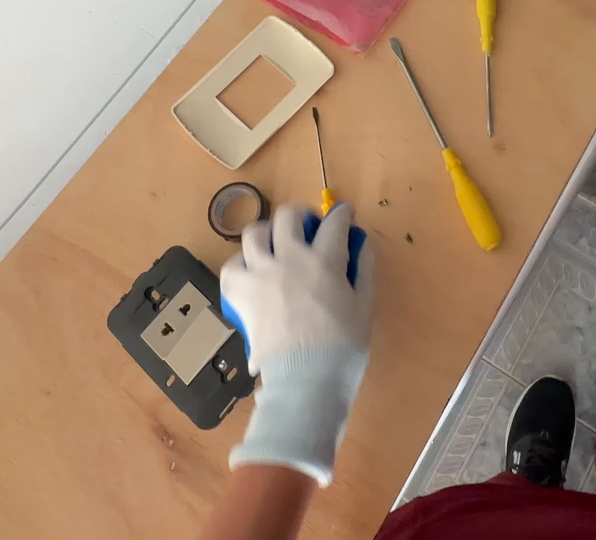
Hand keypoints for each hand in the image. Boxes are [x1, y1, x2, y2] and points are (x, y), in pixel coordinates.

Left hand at [220, 203, 375, 485]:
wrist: (305, 381)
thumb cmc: (341, 345)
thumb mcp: (364, 305)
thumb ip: (363, 270)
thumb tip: (361, 245)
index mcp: (324, 259)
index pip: (335, 221)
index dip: (342, 214)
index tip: (344, 216)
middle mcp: (290, 257)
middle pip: (288, 216)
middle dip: (300, 217)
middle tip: (307, 230)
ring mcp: (261, 274)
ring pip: (254, 233)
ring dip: (267, 236)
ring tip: (274, 248)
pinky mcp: (241, 294)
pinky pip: (231, 266)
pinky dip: (241, 265)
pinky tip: (252, 273)